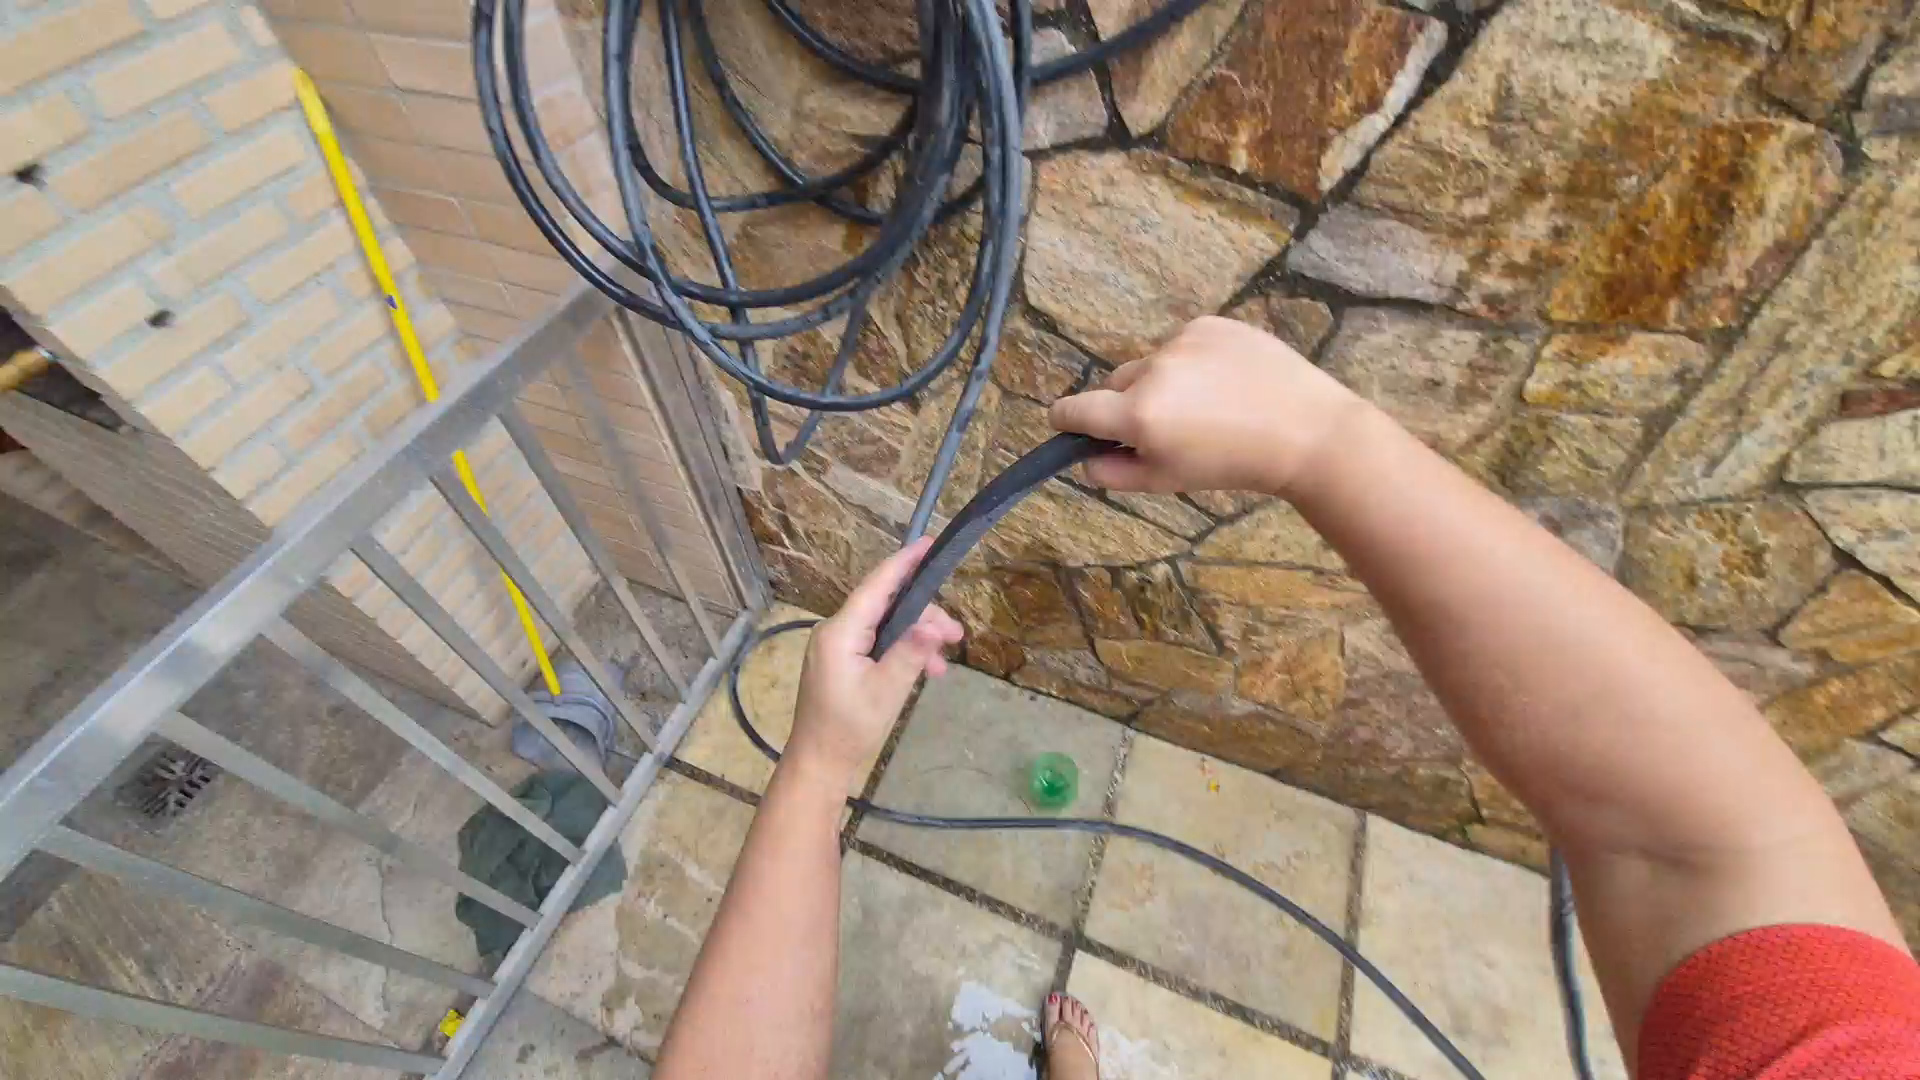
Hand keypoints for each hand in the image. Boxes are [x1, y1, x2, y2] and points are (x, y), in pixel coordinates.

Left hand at [785, 538, 964, 789]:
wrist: (819, 763)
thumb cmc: (849, 729)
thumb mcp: (886, 691)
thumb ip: (910, 653)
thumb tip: (933, 625)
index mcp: (840, 632)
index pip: (877, 585)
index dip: (904, 563)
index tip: (928, 544)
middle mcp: (836, 631)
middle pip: (887, 606)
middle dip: (924, 617)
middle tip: (957, 636)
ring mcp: (838, 646)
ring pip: (887, 625)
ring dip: (918, 638)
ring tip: (943, 664)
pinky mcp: (843, 660)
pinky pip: (878, 641)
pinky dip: (903, 651)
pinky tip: (926, 670)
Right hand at [1049, 316, 1370, 498]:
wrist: (1306, 432)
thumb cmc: (1230, 465)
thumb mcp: (1165, 481)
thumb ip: (1112, 472)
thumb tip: (1083, 458)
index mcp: (1139, 415)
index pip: (1074, 409)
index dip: (1065, 419)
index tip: (1069, 424)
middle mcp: (1153, 371)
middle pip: (1114, 385)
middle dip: (1127, 404)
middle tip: (1167, 427)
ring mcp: (1183, 341)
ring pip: (1150, 364)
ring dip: (1161, 381)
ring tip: (1205, 403)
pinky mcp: (1210, 324)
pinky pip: (1181, 344)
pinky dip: (1191, 361)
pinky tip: (1223, 380)